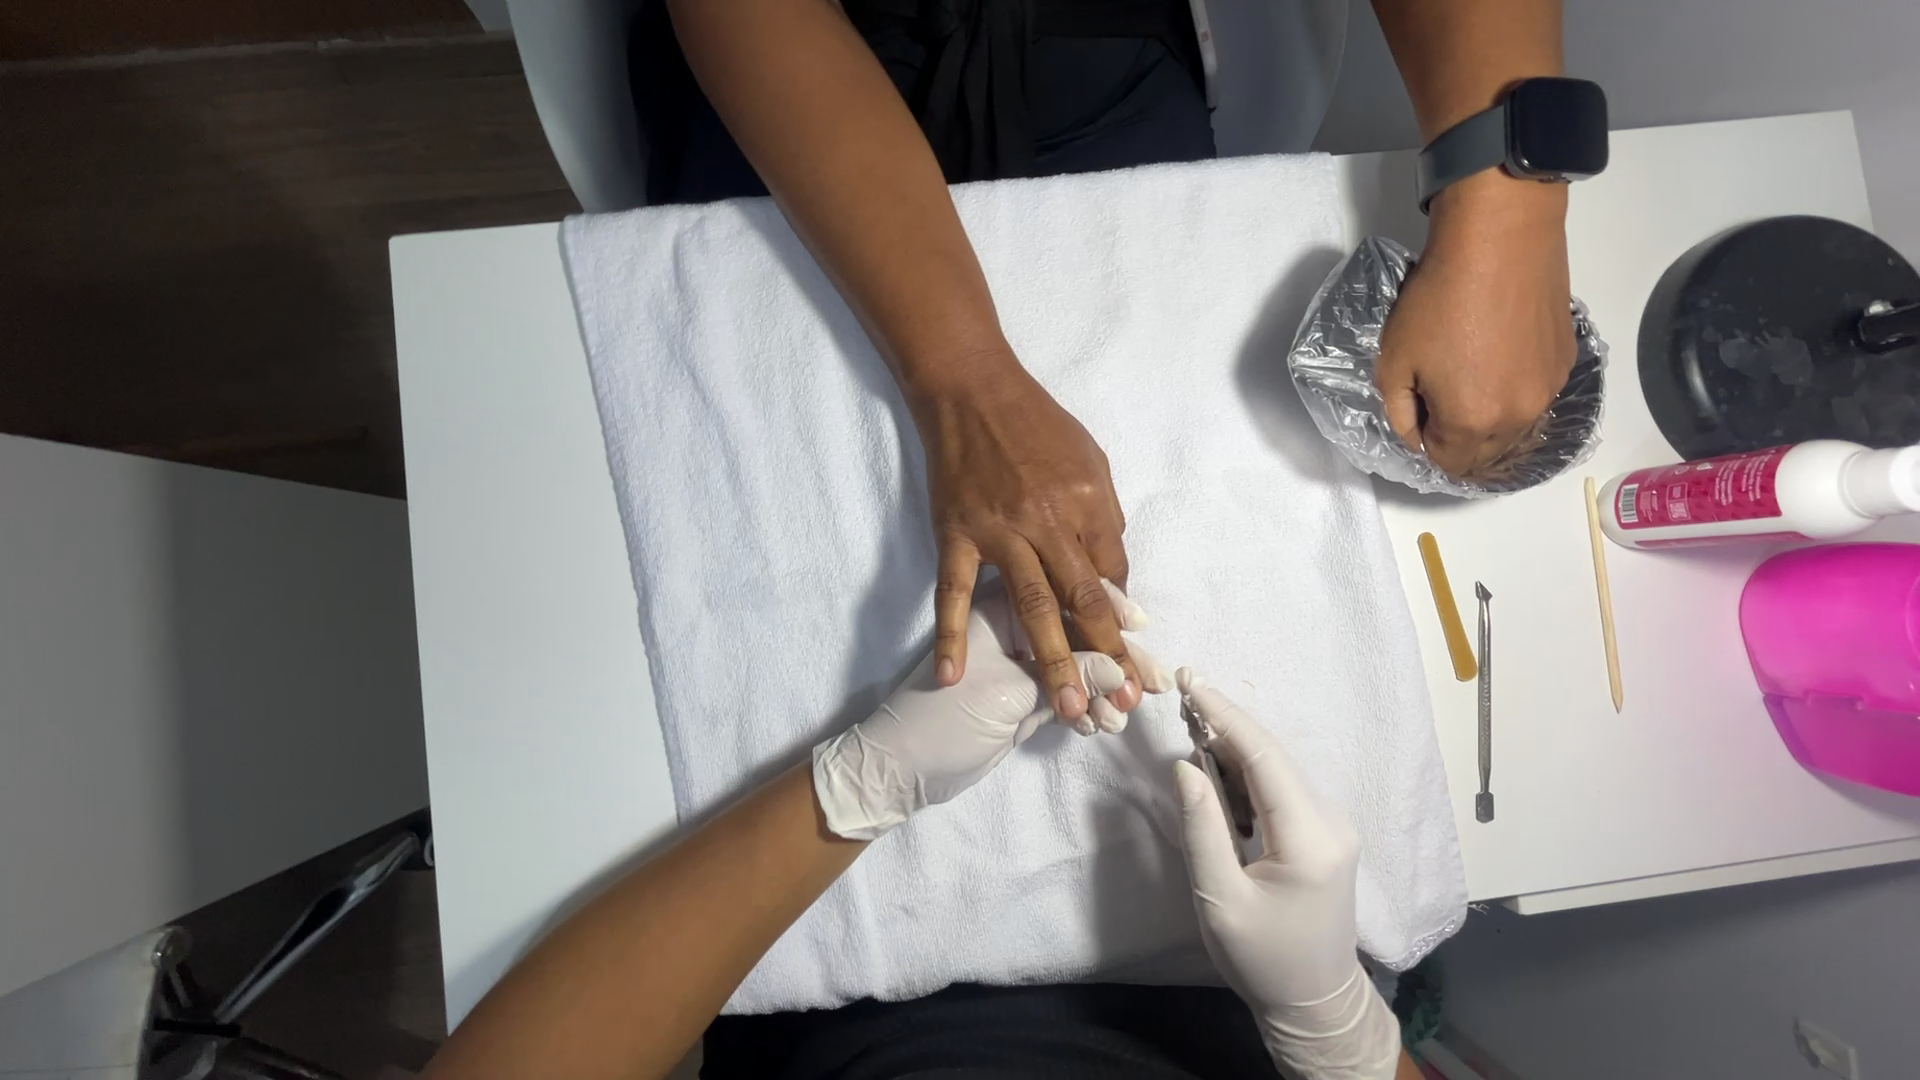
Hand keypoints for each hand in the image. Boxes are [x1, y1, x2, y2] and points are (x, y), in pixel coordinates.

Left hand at [814, 586, 1166, 840]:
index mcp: (998, 609)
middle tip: (1154, 683)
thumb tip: (1121, 668)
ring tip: (1124, 716)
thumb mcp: (1008, 695)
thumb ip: (1066, 675)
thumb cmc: (945, 718)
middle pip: (1075, 633)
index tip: (1142, 632)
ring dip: (1101, 689)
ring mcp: (1016, 662)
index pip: (1062, 599)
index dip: (1104, 616)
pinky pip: (1062, 693)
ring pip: (1073, 665)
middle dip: (1114, 660)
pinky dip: (1083, 706)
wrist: (899, 767)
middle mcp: (1012, 627)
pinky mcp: (1018, 695)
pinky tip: (1100, 723)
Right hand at [916, 363, 1143, 722]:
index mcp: (1088, 504)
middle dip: (1104, 657)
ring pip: (1031, 607)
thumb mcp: (1091, 460)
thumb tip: (1112, 578)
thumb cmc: (1038, 425)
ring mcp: (999, 532)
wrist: (973, 390)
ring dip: (1052, 661)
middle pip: (1083, 601)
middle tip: (1117, 708)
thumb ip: (1103, 519)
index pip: (1111, 576)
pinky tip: (952, 677)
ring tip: (1068, 710)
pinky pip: (955, 593)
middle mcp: (1049, 523)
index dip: (1121, 622)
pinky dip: (952, 635)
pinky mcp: (957, 536)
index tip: (1128, 661)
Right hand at [1172, 669, 1400, 1079]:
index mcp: (1309, 840)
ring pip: (1276, 766)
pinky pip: (1280, 784)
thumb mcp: (1220, 897)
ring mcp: (1332, 825)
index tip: (1191, 682)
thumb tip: (1185, 765)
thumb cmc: (1262, 957)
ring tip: (1191, 723)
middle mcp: (1331, 822)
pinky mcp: (1324, 831)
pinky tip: (1216, 764)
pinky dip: (1245, 768)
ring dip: (1233, 743)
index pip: (1264, 758)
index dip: (1225, 715)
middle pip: (1272, 755)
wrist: (1315, 1000)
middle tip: (1183, 692)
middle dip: (1226, 720)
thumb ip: (1202, 827)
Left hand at [1375, 172, 1574, 479]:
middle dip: (1456, 441)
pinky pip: (1533, 397)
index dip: (1425, 447)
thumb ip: (1399, 415)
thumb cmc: (1435, 304)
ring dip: (1486, 421)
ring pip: (1513, 429)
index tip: (1415, 419)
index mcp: (1472, 422)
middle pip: (1484, 453)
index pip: (1448, 464)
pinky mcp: (1567, 359)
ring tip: (1463, 385)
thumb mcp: (1392, 366)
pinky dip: (1511, 395)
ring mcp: (1550, 388)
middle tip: (1434, 404)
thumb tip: (1414, 438)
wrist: (1499, 240)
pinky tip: (1493, 365)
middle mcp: (1520, 415)